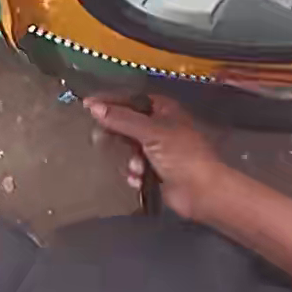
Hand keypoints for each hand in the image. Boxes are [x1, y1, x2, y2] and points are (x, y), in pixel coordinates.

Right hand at [85, 95, 231, 220]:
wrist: (203, 192)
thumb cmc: (181, 154)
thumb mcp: (150, 131)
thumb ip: (121, 119)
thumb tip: (93, 106)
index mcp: (163, 109)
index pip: (130, 99)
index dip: (110, 101)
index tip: (87, 105)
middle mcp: (159, 125)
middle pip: (126, 123)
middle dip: (118, 135)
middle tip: (100, 138)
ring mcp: (157, 149)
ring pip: (128, 147)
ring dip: (129, 159)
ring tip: (136, 168)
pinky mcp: (155, 170)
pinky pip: (133, 166)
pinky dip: (134, 173)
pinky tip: (138, 179)